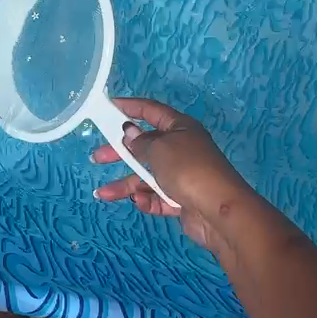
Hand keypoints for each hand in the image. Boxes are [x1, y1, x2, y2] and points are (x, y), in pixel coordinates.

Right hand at [90, 97, 283, 257]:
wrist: (219, 210)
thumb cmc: (188, 168)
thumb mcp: (160, 148)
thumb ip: (140, 142)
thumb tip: (130, 134)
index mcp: (179, 128)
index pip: (151, 111)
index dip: (130, 107)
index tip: (108, 107)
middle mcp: (181, 149)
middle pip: (144, 146)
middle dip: (120, 152)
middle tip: (98, 157)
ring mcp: (181, 175)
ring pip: (147, 176)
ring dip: (126, 184)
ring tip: (103, 193)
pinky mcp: (182, 199)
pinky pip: (157, 196)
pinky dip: (146, 199)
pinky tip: (138, 202)